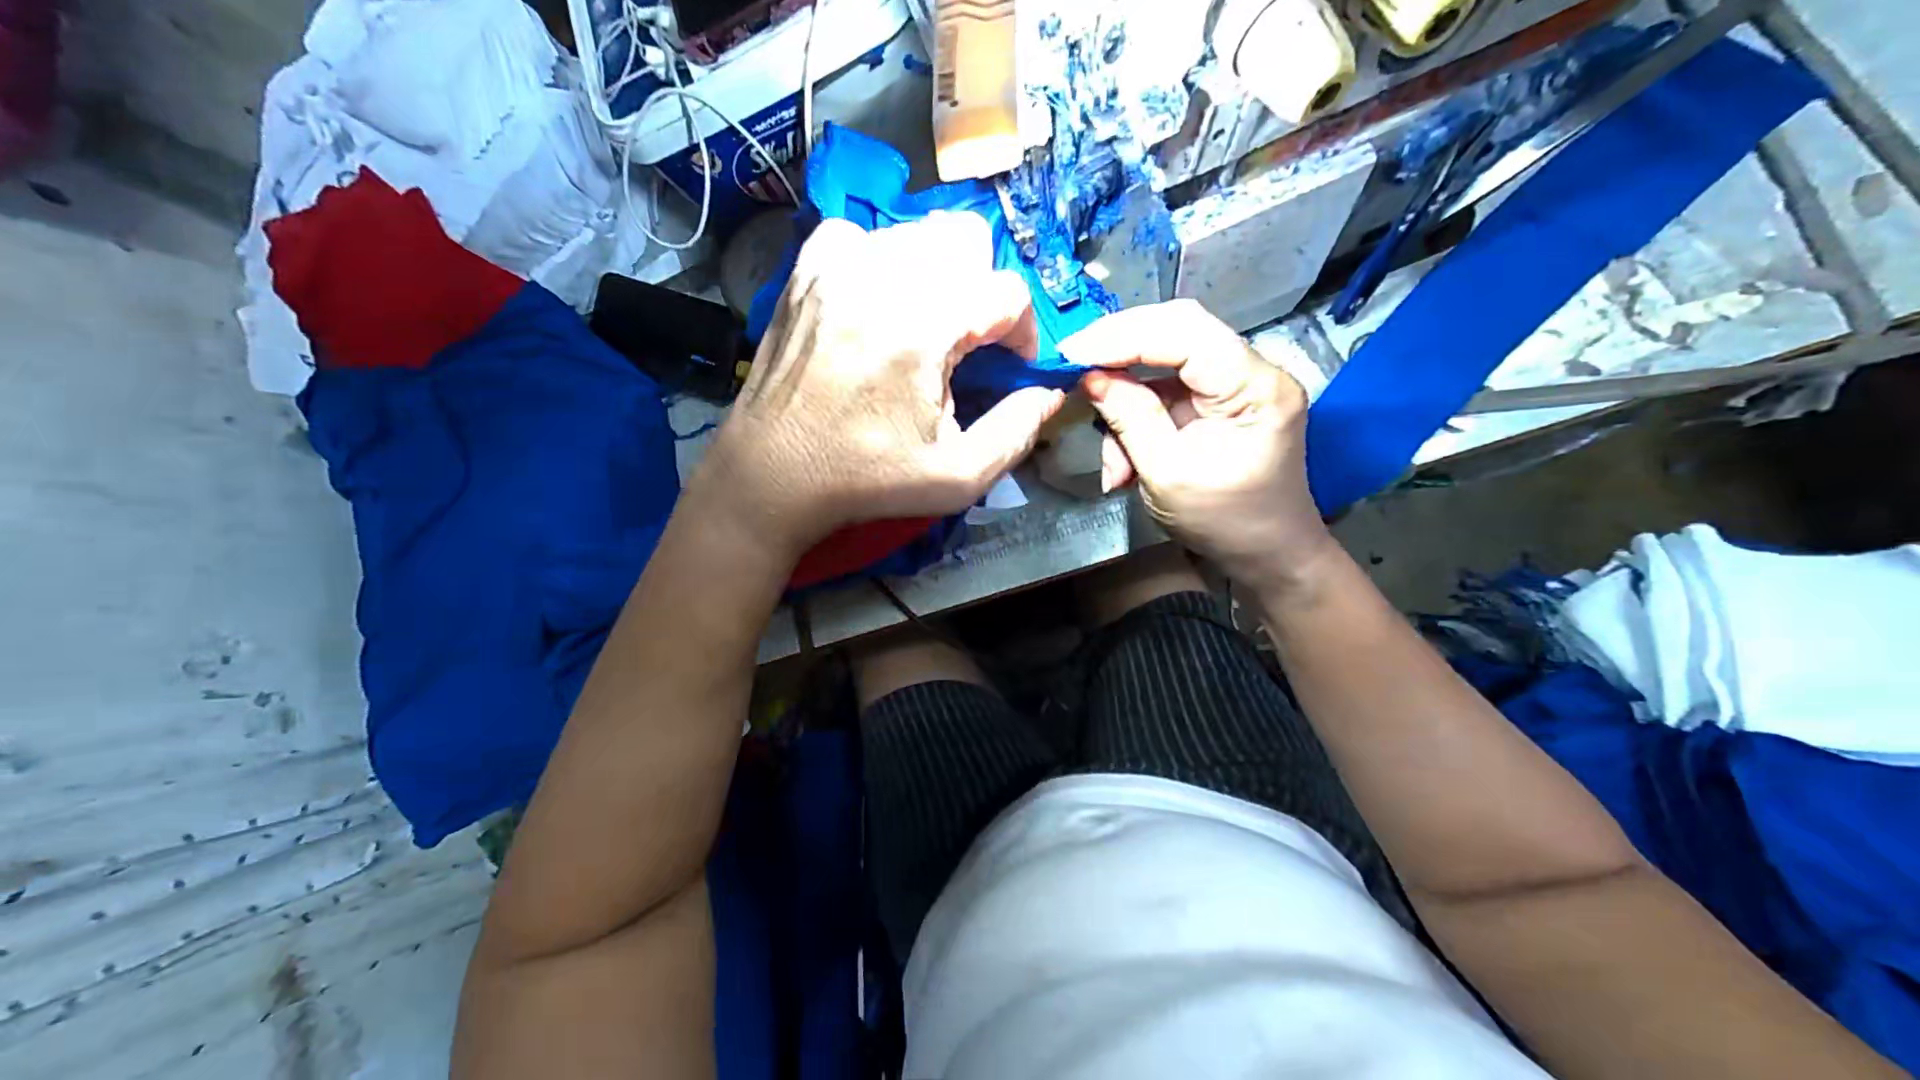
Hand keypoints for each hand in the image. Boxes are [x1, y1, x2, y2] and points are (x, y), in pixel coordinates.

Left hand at [697, 212, 1065, 560]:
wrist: (772, 473)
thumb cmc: (865, 480)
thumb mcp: (955, 476)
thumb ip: (1016, 432)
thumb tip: (1048, 393)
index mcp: (919, 328)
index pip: (1007, 292)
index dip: (1022, 332)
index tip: (1009, 364)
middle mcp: (878, 276)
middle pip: (969, 242)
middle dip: (984, 291)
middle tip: (969, 340)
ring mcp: (836, 263)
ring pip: (921, 234)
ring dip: (940, 276)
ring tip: (925, 329)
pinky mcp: (807, 267)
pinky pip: (869, 236)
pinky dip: (887, 264)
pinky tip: (880, 307)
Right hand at [1060, 299, 1339, 595]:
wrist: (1267, 554)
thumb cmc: (1226, 523)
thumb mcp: (1168, 474)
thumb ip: (1131, 419)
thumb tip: (1091, 377)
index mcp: (1256, 386)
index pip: (1187, 332)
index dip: (1125, 335)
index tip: (1074, 351)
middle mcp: (1254, 370)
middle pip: (1177, 331)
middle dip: (1121, 351)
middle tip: (1073, 367)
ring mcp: (1236, 383)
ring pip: (1164, 364)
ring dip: (1126, 404)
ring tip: (1113, 462)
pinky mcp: (1218, 400)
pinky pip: (1167, 391)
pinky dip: (1138, 419)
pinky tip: (1124, 462)